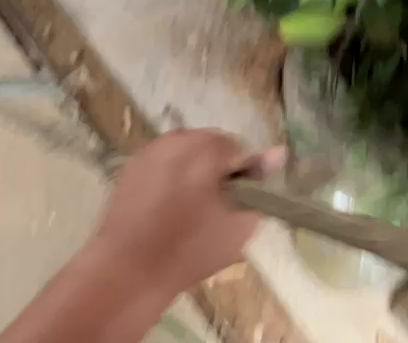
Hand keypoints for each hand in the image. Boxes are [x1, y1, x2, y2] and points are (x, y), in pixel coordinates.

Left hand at [89, 129, 284, 297]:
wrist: (128, 269)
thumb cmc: (190, 250)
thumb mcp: (237, 225)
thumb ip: (260, 186)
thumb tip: (278, 153)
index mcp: (206, 147)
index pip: (239, 148)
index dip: (244, 175)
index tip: (239, 202)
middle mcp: (178, 138)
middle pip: (212, 144)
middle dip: (219, 168)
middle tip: (217, 207)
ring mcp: (152, 148)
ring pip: (187, 150)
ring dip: (196, 169)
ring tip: (192, 208)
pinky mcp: (133, 162)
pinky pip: (165, 160)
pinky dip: (172, 174)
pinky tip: (168, 205)